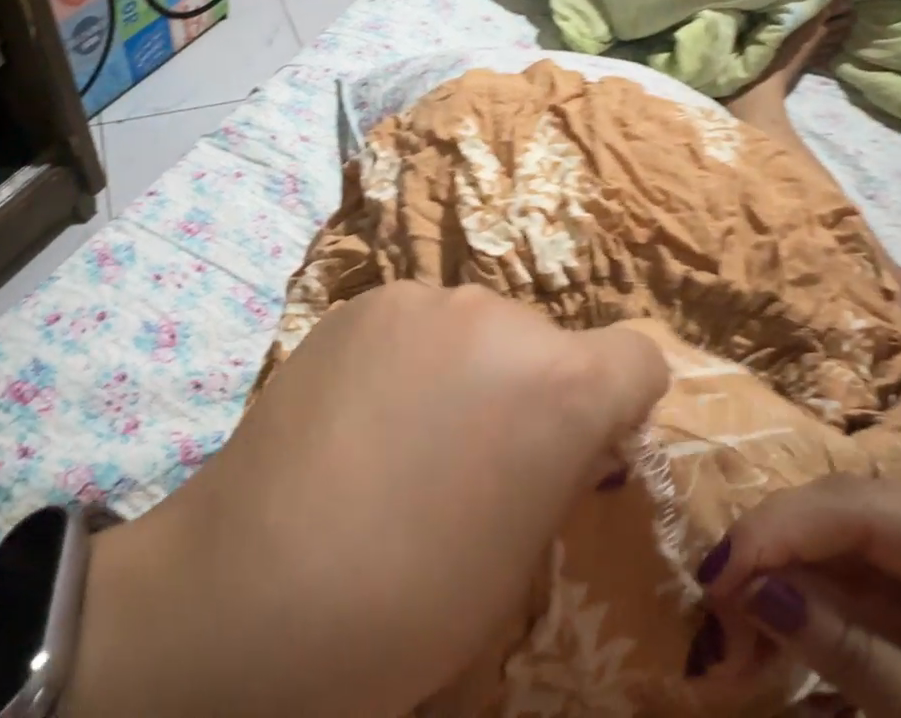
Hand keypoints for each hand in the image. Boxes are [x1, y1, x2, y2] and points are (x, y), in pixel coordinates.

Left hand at [67, 282, 668, 716]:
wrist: (263, 586)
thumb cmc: (415, 598)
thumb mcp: (525, 547)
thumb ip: (560, 462)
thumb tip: (561, 430)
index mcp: (561, 383)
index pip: (637, 358)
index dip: (619, 405)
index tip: (583, 447)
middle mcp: (495, 315)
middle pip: (545, 341)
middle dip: (529, 387)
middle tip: (475, 455)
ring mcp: (417, 301)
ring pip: (474, 327)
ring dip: (465, 367)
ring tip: (406, 434)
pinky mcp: (353, 303)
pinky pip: (412, 323)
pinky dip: (407, 356)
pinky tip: (361, 414)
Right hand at [697, 475, 900, 717]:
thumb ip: (856, 657)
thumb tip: (750, 589)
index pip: (859, 508)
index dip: (776, 531)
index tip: (712, 581)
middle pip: (837, 510)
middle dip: (767, 553)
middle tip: (716, 619)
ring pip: (830, 537)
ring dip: (774, 580)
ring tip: (734, 642)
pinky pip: (846, 576)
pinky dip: (799, 604)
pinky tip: (768, 638)